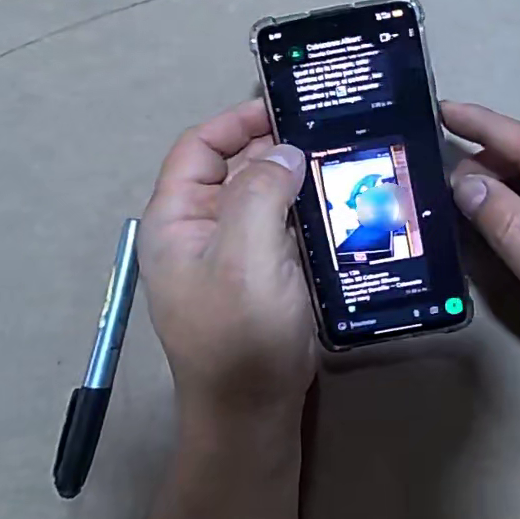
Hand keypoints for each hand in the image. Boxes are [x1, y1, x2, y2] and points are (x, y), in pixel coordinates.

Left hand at [140, 101, 317, 427]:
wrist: (252, 409)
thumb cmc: (240, 332)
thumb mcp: (246, 255)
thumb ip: (261, 193)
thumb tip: (285, 151)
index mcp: (177, 220)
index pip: (199, 149)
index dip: (236, 123)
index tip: (283, 108)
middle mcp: (200, 230)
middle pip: (234, 171)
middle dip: (275, 151)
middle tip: (327, 133)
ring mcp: (232, 254)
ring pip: (264, 200)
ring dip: (296, 182)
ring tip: (341, 161)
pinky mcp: (262, 275)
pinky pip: (282, 230)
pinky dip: (306, 213)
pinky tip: (339, 204)